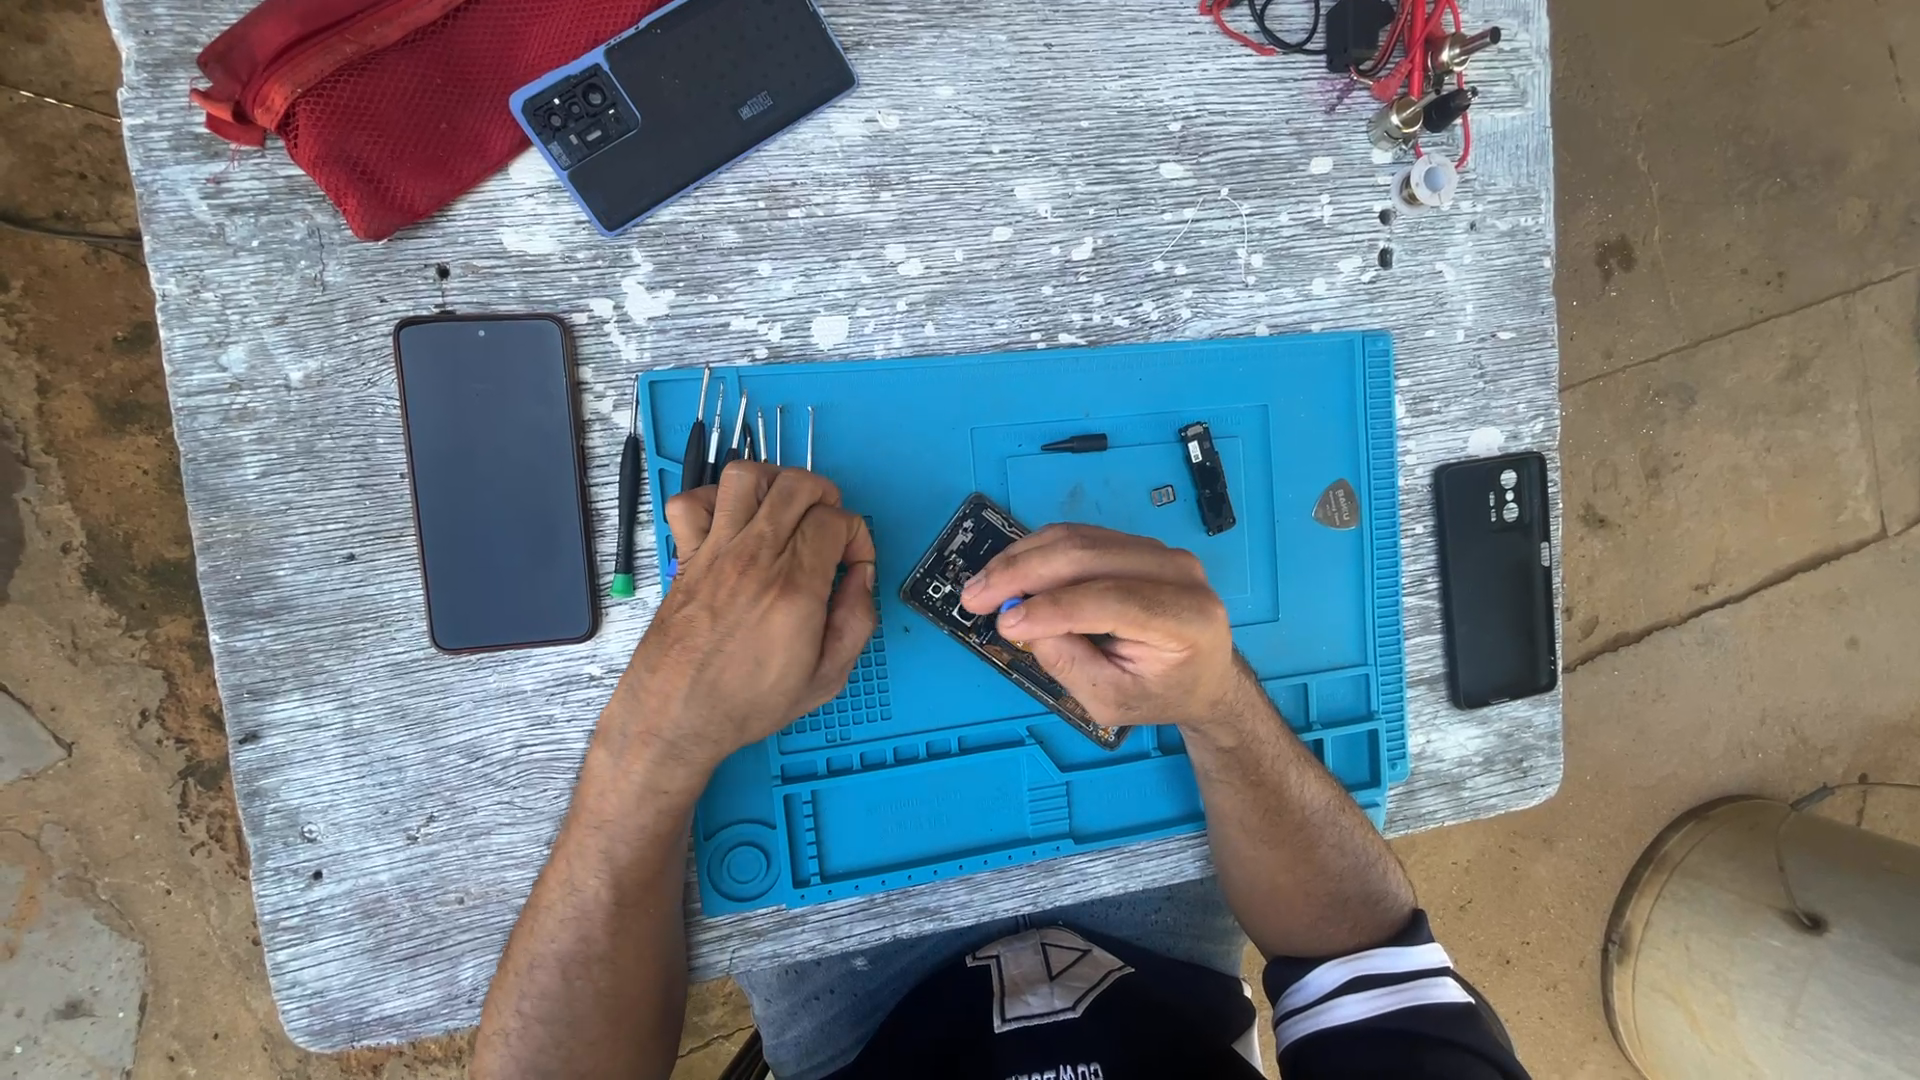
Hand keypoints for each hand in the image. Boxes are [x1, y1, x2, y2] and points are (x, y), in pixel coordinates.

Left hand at [600, 462, 876, 772]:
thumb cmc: (749, 702)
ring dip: (775, 482)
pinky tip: (735, 523)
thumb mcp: (827, 678)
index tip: (854, 562)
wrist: (677, 717)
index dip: (857, 535)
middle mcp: (756, 557)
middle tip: (828, 527)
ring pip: (747, 476)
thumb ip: (857, 622)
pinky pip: (692, 501)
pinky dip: (715, 499)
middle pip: (798, 485)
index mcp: (795, 587)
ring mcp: (717, 551)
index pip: (836, 520)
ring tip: (786, 510)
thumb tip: (861, 578)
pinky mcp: (688, 556)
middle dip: (827, 496)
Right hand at [958, 524, 1251, 732]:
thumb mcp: (1113, 700)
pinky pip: (1077, 536)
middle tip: (974, 597)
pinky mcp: (1135, 544)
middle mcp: (1178, 572)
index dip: (1052, 609)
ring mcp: (1157, 551)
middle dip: (1022, 574)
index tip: (1003, 624)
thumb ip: (1069, 662)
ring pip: (1076, 538)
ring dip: (1020, 559)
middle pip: (1088, 556)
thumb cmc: (1159, 694)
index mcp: (1186, 618)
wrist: (1200, 674)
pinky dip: (1035, 552)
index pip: (1111, 601)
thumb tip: (1020, 620)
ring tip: (980, 586)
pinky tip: (1006, 572)